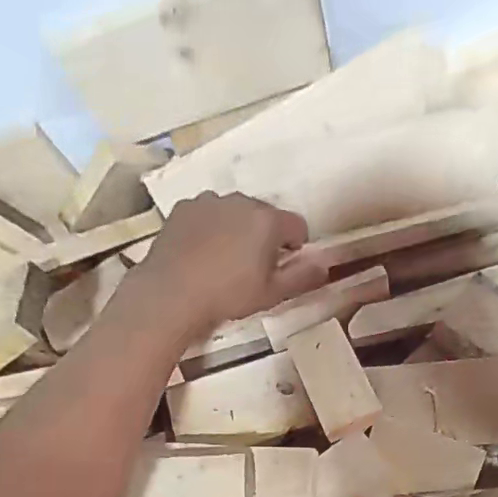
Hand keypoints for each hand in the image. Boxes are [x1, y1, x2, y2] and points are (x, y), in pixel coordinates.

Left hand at [125, 192, 327, 336]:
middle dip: (265, 236)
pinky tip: (201, 254)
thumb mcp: (272, 294)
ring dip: (237, 229)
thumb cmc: (228, 295)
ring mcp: (209, 201)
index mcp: (268, 220)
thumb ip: (303, 277)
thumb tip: (325, 265)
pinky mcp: (184, 208)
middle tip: (254, 268)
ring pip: (235, 212)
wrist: (172, 293)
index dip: (296, 246)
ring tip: (225, 261)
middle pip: (264, 215)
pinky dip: (210, 228)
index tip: (284, 265)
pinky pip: (207, 214)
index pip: (296, 226)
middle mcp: (241, 202)